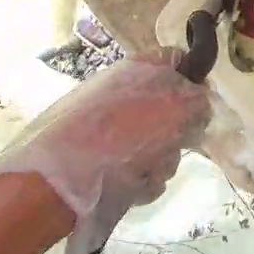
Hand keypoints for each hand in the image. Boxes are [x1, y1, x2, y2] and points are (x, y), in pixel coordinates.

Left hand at [0, 59, 210, 248]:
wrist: (51, 187)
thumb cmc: (117, 141)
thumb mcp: (170, 112)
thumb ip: (196, 101)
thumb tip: (202, 102)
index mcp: (138, 69)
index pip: (180, 62)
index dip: (195, 84)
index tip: (199, 110)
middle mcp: (123, 92)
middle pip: (171, 108)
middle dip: (178, 134)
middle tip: (170, 148)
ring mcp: (108, 127)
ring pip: (156, 141)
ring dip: (160, 161)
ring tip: (145, 175)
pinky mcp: (97, 159)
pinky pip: (134, 165)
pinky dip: (139, 179)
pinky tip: (131, 190)